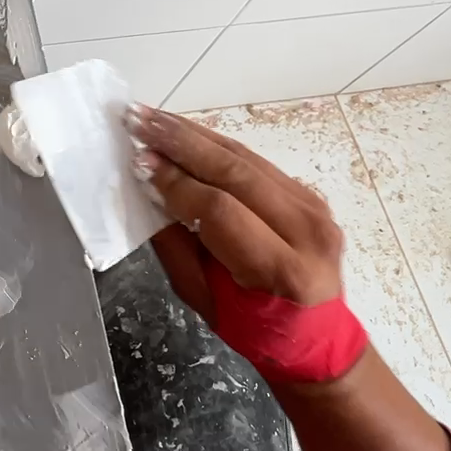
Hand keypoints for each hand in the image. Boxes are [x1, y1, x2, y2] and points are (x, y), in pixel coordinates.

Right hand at [129, 104, 345, 314]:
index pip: (221, 210)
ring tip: (151, 117)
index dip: (176, 183)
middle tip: (137, 121)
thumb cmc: (251, 326)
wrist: (313, 333)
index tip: (139, 162)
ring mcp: (312, 206)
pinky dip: (211, 141)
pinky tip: (181, 129)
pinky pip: (252, 159)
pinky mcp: (306, 192)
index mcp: (283, 270)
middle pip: (234, 172)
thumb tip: (148, 185)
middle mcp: (306, 231)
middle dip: (179, 144)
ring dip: (191, 133)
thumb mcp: (202, 295)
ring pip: (242, 156)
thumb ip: (176, 239)